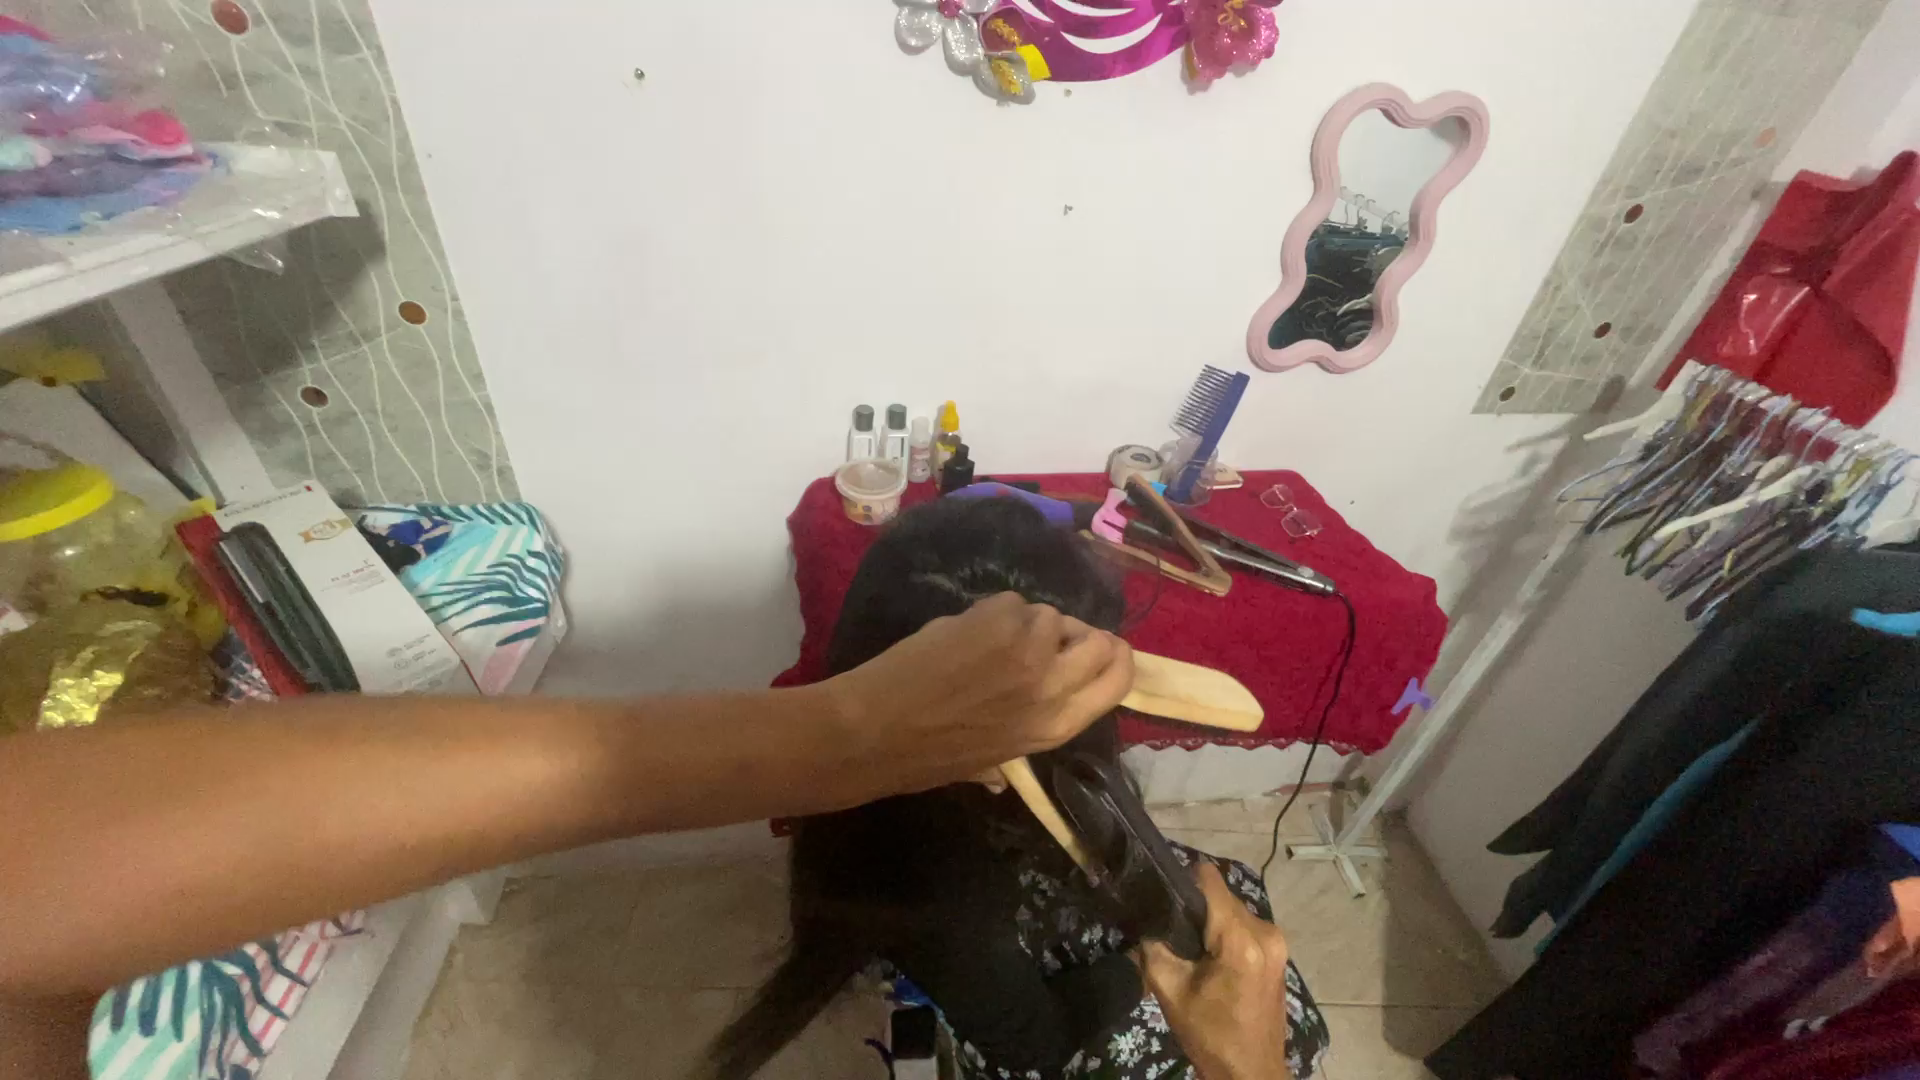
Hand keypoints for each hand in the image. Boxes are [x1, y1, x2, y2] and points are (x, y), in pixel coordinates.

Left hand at [820, 592, 1132, 795]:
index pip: (1118, 682)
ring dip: (1028, 623)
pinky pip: (1014, 602)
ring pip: (1050, 616)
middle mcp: (1053, 686)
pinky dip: (996, 612)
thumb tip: (1003, 778)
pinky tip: (969, 631)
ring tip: (993, 639)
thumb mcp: (985, 763)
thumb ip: (1013, 747)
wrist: (875, 728)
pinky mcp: (998, 618)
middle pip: (1099, 641)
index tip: (1102, 649)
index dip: (1116, 659)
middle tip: (1047, 637)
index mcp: (1055, 728)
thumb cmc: (925, 757)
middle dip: (1079, 634)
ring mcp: (1028, 647)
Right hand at [1141, 863, 1292, 1079]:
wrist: (1251, 1076)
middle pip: (1219, 895)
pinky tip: (1212, 959)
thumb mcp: (1168, 989)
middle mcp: (1265, 931)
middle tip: (1173, 933)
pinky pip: (1244, 925)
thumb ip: (1153, 943)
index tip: (1163, 900)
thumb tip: (1147, 914)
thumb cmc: (1210, 1036)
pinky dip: (1225, 933)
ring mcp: (1277, 942)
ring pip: (1231, 909)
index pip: (1208, 879)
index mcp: (1240, 939)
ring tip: (1191, 949)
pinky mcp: (1278, 952)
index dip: (1181, 882)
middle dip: (1194, 908)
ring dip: (1210, 921)